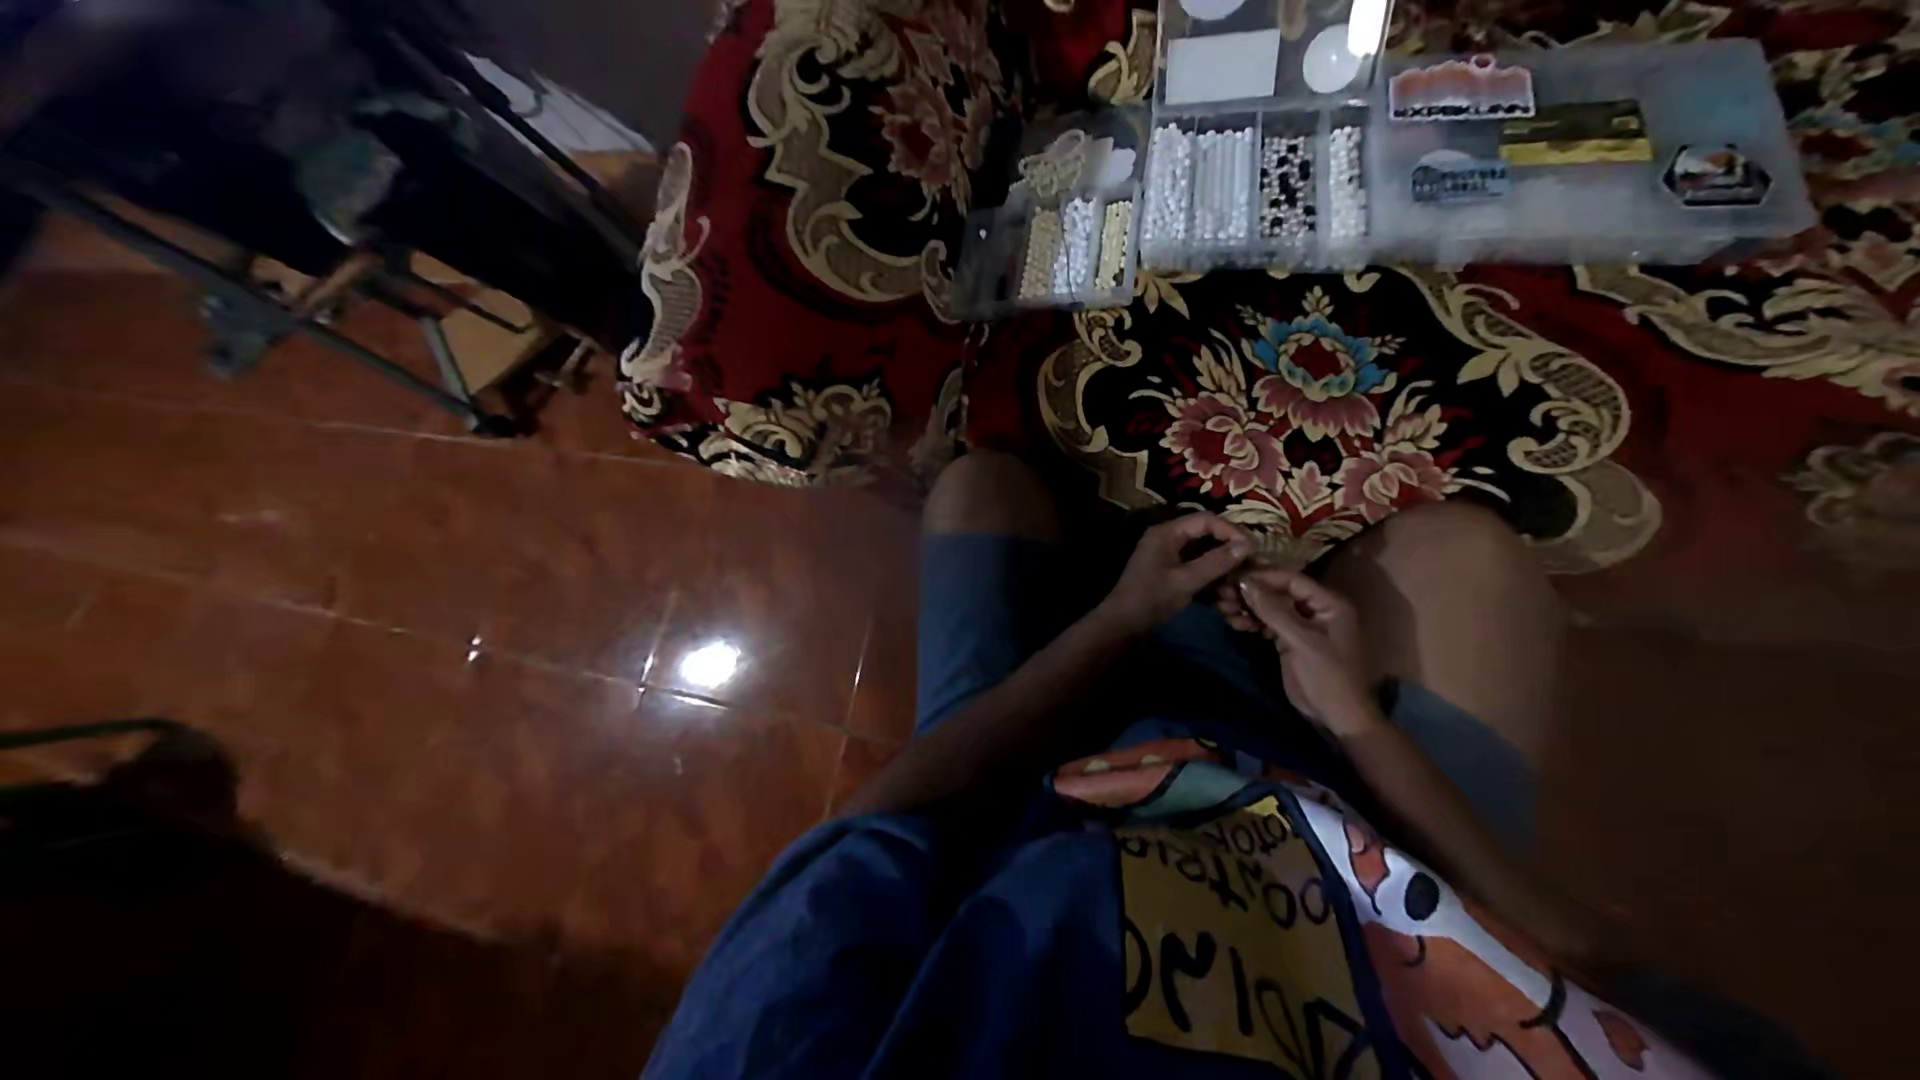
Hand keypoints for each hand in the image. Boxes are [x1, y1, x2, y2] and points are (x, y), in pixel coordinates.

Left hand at [1096, 513, 1253, 635]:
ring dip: (1222, 570)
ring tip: (1238, 586)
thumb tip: (1247, 545)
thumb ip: (1216, 562)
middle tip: (1251, 567)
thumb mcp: (1186, 580)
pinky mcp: (1172, 574)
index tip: (1252, 548)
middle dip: (1229, 552)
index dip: (1231, 531)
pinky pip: (1197, 570)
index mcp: (1167, 533)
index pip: (1206, 520)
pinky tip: (1225, 597)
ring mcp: (1169, 557)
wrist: (1123, 625)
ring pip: (1204, 556)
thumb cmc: (1151, 598)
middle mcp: (1168, 539)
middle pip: (1207, 537)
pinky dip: (1211, 581)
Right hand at [1218, 570, 1378, 734]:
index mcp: (1328, 603)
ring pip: (1270, 607)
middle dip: (1250, 593)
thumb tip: (1245, 582)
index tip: (1232, 578)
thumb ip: (1274, 610)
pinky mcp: (1289, 640)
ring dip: (1247, 607)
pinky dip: (1251, 622)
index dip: (1262, 577)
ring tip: (1224, 610)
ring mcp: (1302, 624)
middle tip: (1222, 595)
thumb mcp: (1301, 641)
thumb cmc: (1328, 676)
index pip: (1291, 579)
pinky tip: (1235, 623)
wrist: (1337, 716)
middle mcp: (1315, 608)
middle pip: (1278, 591)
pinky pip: (1267, 623)